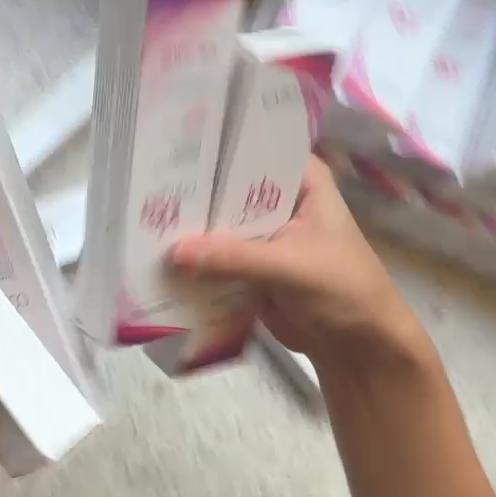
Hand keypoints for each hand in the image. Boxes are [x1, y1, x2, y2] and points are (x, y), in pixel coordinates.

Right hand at [168, 157, 428, 372]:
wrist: (356, 346)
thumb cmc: (342, 290)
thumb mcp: (290, 266)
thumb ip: (234, 258)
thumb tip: (174, 252)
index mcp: (301, 184)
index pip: (254, 152)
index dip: (217, 151)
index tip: (173, 151)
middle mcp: (278, 204)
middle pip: (226, 191)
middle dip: (191, 196)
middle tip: (142, 192)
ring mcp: (260, 238)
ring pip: (216, 228)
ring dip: (186, 233)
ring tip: (139, 226)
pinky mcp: (246, 270)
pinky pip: (211, 261)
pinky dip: (190, 264)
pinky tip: (154, 261)